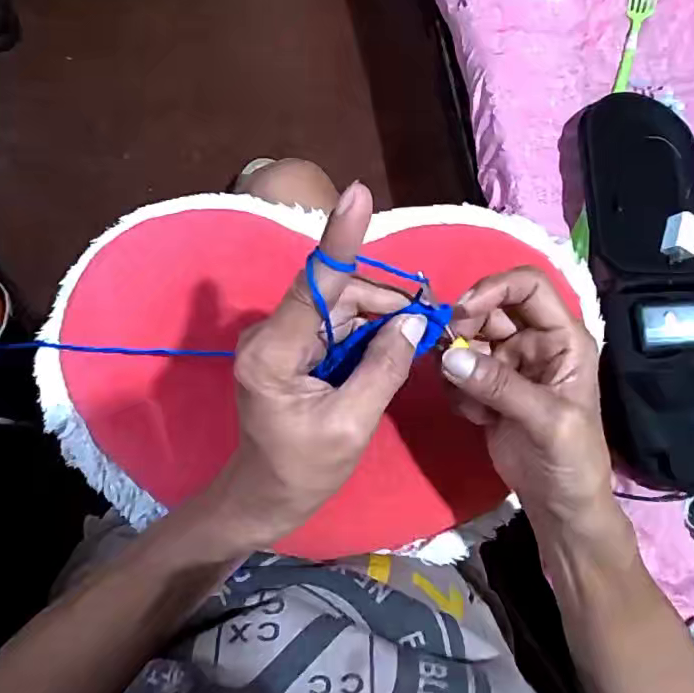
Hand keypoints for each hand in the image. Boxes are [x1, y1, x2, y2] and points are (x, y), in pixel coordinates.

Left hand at [201, 182, 427, 552]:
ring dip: (380, 317)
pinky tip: (393, 343)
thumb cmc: (302, 471)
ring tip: (417, 335)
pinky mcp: (292, 347)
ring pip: (341, 307)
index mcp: (273, 353)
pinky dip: (368, 330)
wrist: (264, 497)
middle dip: (384, 303)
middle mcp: (271, 334)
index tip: (357, 195)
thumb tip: (413, 320)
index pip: (313, 285)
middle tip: (428, 320)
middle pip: (336, 294)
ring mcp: (280, 338)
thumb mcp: (351, 425)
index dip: (340, 238)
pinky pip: (337, 324)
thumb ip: (383, 368)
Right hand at [439, 267, 613, 526]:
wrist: (560, 505)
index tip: (462, 309)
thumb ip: (500, 386)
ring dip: (458, 362)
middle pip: (490, 308)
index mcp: (563, 338)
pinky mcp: (488, 386)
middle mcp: (535, 342)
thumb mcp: (547, 421)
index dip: (495, 287)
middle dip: (466, 327)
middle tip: (449, 356)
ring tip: (471, 403)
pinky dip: (457, 388)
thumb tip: (450, 355)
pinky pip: (459, 369)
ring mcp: (509, 364)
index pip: (529, 286)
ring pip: (469, 338)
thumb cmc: (572, 460)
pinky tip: (477, 418)